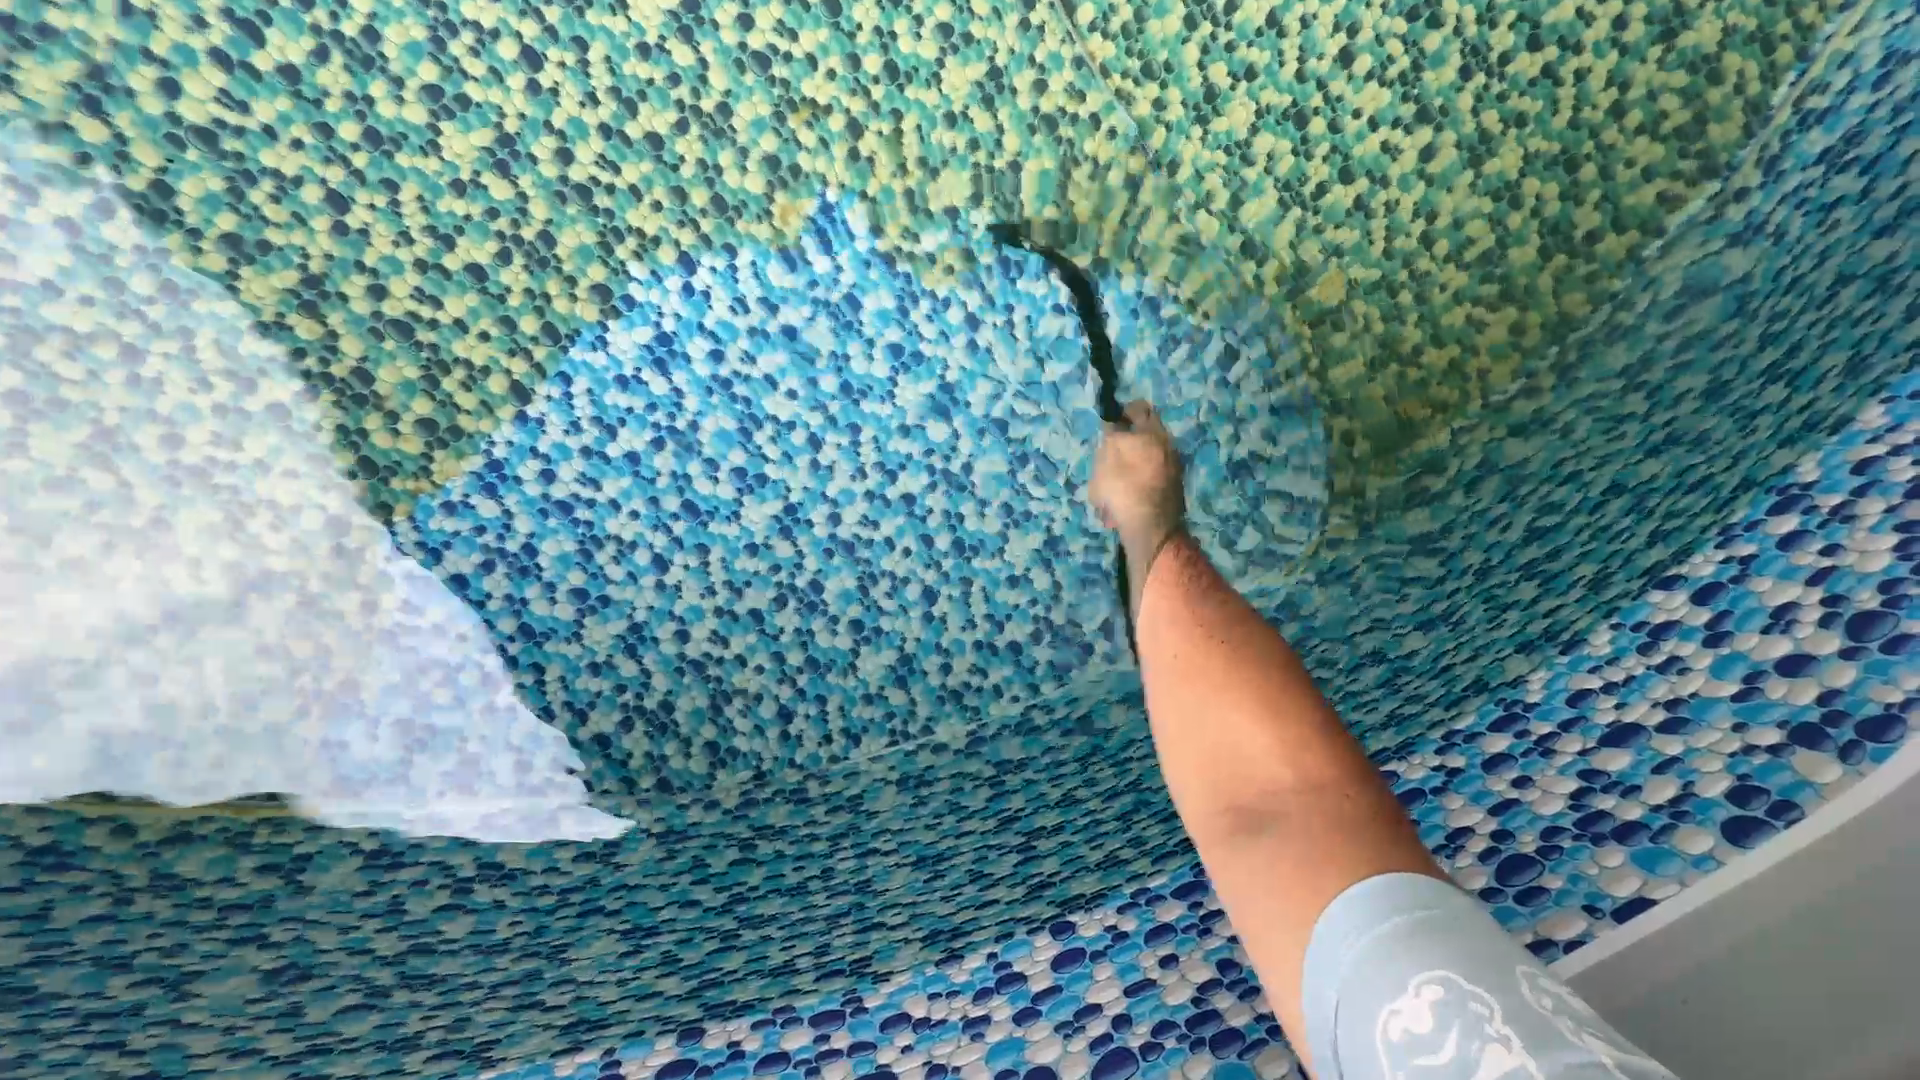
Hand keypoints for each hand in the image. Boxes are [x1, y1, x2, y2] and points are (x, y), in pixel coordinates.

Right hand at [1089, 400, 1185, 580]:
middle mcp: (1168, 448)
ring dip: (1126, 473)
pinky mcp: (1170, 493)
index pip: (1140, 409)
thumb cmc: (1123, 485)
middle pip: (1143, 439)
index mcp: (1153, 433)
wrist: (1150, 526)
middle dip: (1123, 448)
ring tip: (1109, 491)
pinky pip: (1146, 485)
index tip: (1110, 425)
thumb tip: (1115, 427)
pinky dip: (1134, 491)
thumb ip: (1111, 434)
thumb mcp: (1108, 453)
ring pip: (1142, 465)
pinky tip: (1117, 509)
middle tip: (1106, 460)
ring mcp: (1172, 472)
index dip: (1123, 413)